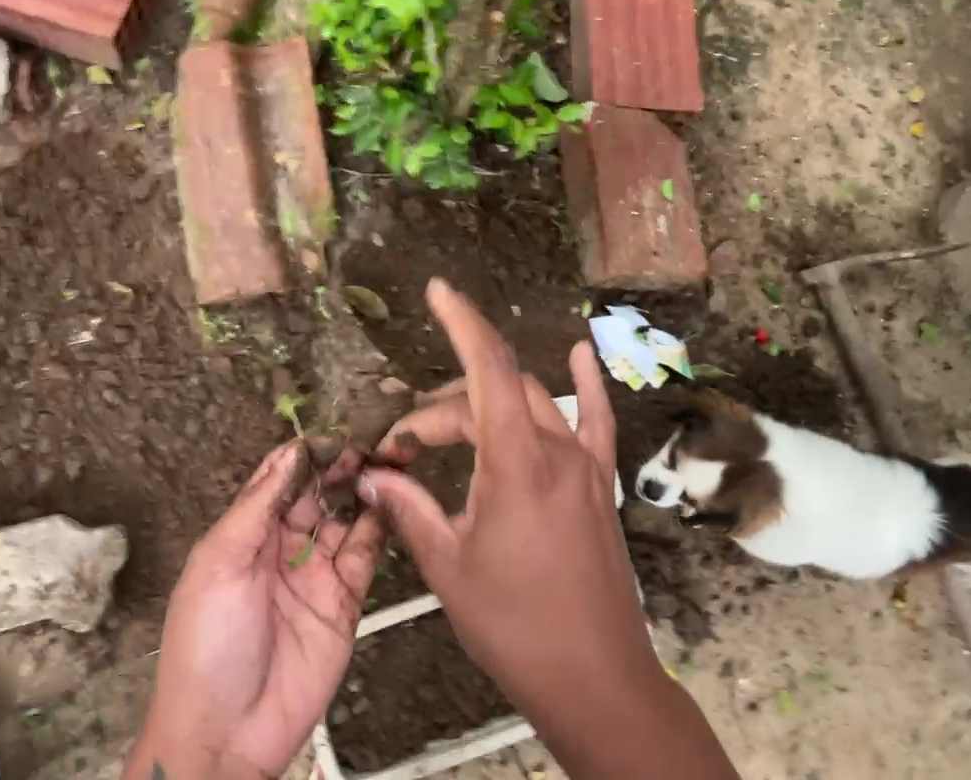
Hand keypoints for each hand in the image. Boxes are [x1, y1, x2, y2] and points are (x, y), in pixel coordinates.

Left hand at [128, 439, 385, 778]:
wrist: (225, 733)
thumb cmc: (206, 644)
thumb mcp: (218, 564)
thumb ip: (257, 508)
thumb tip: (289, 454)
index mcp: (245, 533)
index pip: (280, 479)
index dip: (305, 455)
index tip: (334, 435)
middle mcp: (282, 547)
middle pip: (317, 494)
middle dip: (339, 468)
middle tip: (367, 445)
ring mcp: (315, 575)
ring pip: (344, 519)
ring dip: (362, 492)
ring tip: (384, 467)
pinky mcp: (344, 603)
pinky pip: (365, 557)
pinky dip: (378, 529)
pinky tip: (389, 504)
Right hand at [361, 279, 736, 779]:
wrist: (596, 679)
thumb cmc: (516, 625)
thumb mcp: (448, 565)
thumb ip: (408, 507)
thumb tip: (371, 474)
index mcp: (516, 462)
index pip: (486, 368)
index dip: (461, 321)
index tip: (436, 290)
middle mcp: (556, 450)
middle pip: (493, 394)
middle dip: (440, 408)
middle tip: (402, 449)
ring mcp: (585, 467)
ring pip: (531, 404)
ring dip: (484, 403)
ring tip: (445, 430)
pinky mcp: (599, 487)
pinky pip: (595, 421)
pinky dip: (585, 384)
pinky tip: (577, 352)